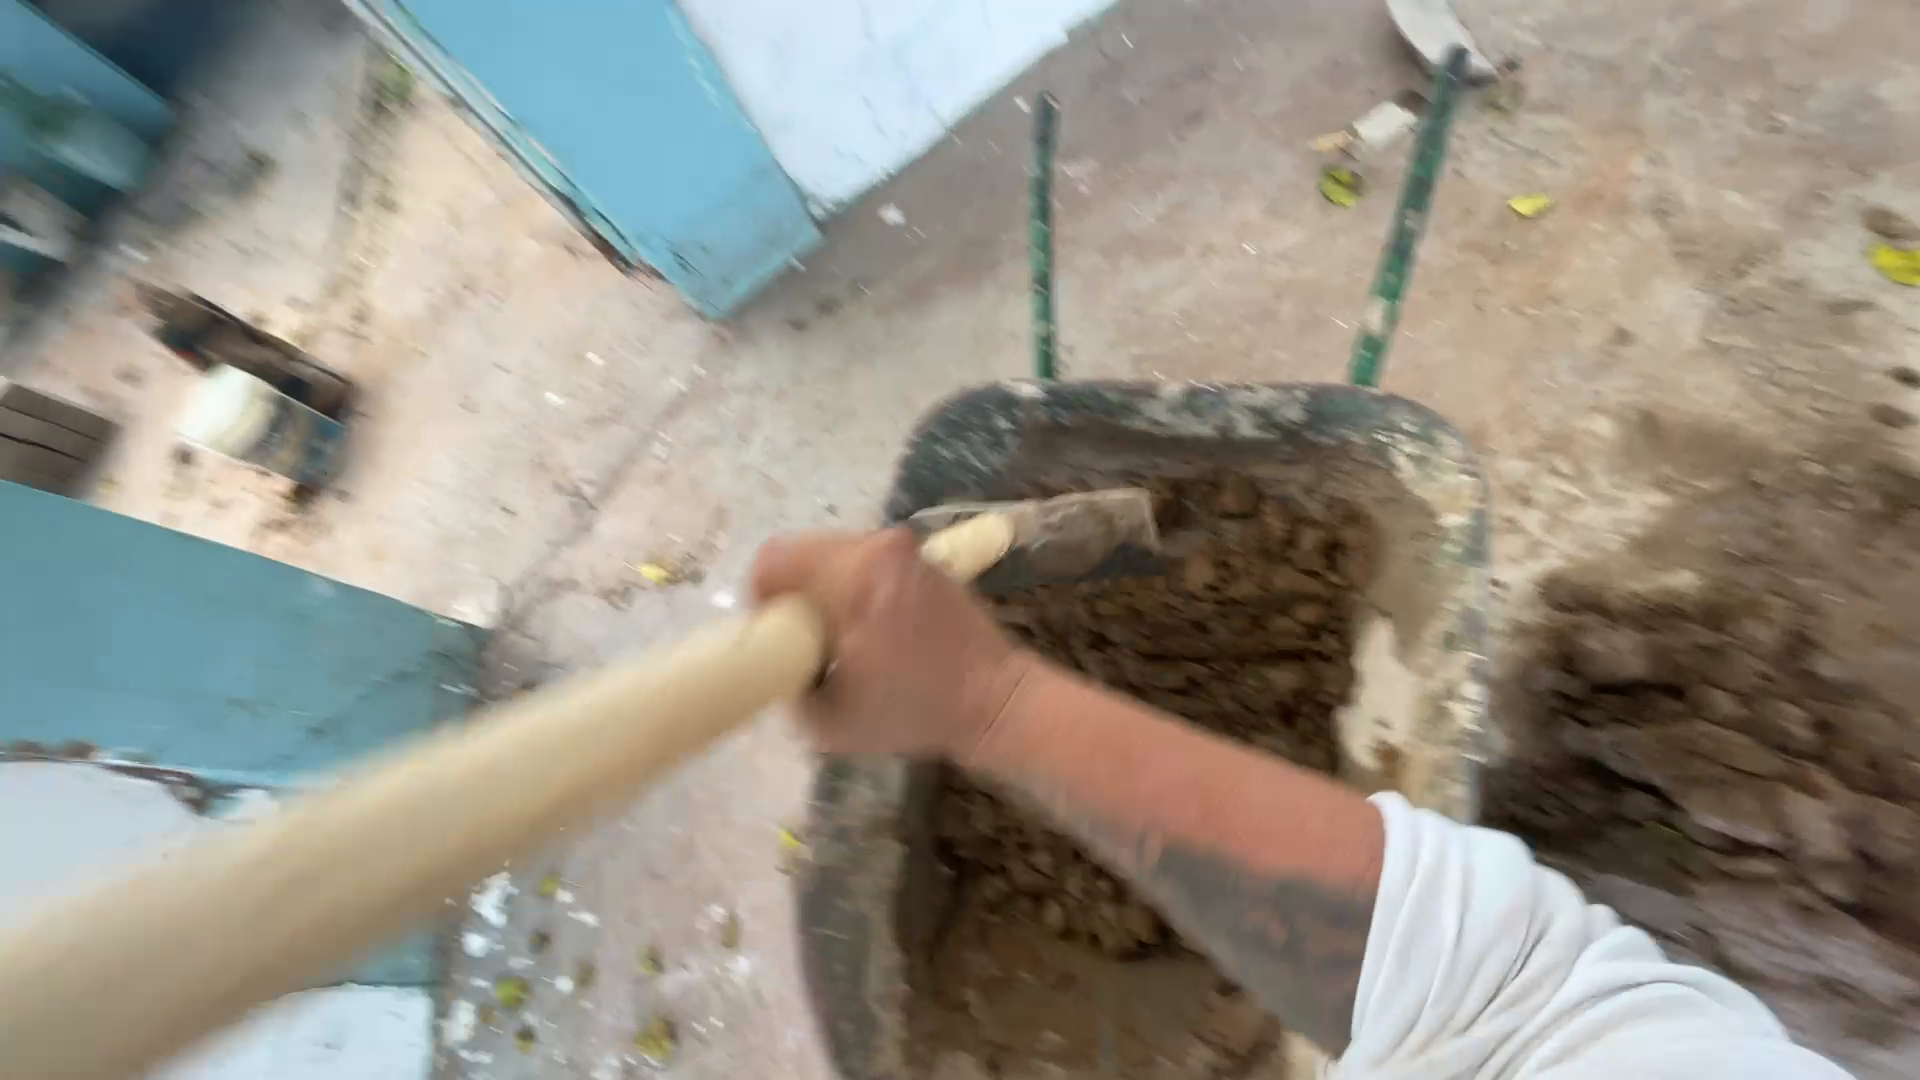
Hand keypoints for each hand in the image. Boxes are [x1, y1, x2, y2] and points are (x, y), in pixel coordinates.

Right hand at [750, 527, 1036, 758]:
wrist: (995, 700)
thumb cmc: (913, 712)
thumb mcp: (828, 721)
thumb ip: (787, 683)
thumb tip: (778, 658)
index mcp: (854, 578)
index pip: (775, 559)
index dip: (763, 598)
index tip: (776, 633)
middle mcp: (880, 548)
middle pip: (804, 551)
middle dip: (796, 593)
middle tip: (806, 639)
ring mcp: (907, 549)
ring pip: (836, 553)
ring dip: (827, 588)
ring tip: (843, 635)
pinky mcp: (926, 558)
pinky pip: (869, 562)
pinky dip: (858, 586)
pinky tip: (875, 628)